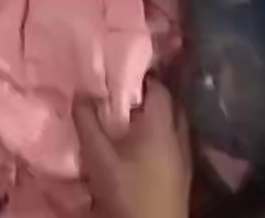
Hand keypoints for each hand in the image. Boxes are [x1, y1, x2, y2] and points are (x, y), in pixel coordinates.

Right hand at [76, 78, 191, 217]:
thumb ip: (87, 121)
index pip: (158, 88)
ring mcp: (184, 161)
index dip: (142, 77)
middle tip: (127, 93)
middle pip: (171, 106)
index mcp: (161, 127)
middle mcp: (178, 139)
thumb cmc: (127, 193)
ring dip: (157, 118)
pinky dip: (162, 137)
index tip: (121, 71)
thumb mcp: (98, 156)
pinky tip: (143, 146)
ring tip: (132, 117)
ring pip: (175, 126)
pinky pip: (176, 145)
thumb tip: (80, 92)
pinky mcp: (183, 179)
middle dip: (151, 96)